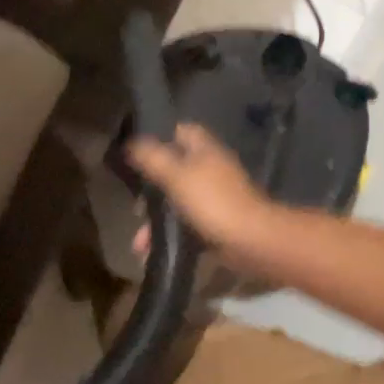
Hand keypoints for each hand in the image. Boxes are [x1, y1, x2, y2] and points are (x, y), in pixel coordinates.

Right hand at [127, 124, 271, 264]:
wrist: (251, 242)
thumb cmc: (212, 201)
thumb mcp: (176, 175)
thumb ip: (153, 158)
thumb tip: (131, 143)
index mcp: (204, 151)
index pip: (181, 131)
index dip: (160, 136)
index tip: (138, 151)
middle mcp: (210, 170)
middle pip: (174, 170)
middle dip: (151, 189)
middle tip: (136, 205)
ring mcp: (214, 197)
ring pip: (177, 201)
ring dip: (156, 220)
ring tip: (139, 243)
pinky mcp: (215, 222)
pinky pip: (185, 226)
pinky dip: (169, 236)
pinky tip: (151, 252)